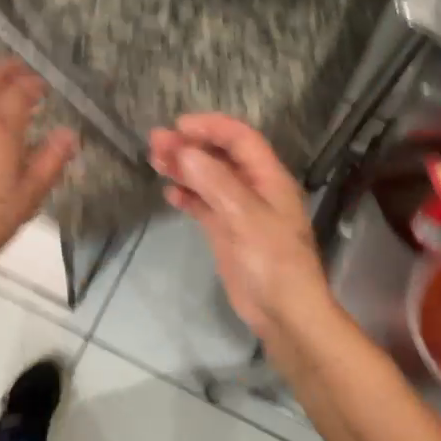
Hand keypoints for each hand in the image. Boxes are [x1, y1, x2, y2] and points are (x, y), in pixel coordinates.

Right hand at [149, 114, 330, 335]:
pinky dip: (189, 196)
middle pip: (221, 157)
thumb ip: (216, 182)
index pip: (241, 139)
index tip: (179, 126)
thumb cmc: (273, 262)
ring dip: (185, 168)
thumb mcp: (246, 217)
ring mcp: (240, 213)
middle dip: (190, 146)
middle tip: (155, 142)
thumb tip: (186, 152)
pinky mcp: (228, 234)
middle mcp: (255, 190)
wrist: (285, 313)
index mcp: (270, 179)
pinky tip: (170, 192)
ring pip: (210, 180)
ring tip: (155, 161)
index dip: (211, 127)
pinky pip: (206, 206)